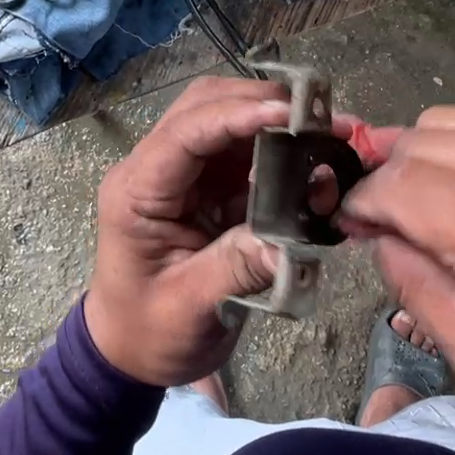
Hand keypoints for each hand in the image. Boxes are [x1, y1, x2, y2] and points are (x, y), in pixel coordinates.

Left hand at [83, 76, 297, 386]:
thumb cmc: (148, 331)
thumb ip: (238, 266)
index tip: (289, 113)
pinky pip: (243, 152)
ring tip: (323, 133)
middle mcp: (155, 168)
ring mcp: (183, 173)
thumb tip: (290, 242)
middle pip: (202, 107)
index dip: (236, 116)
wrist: (131, 350)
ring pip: (225, 120)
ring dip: (272, 121)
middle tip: (318, 118)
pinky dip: (276, 150)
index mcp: (137, 190)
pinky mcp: (207, 186)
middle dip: (259, 103)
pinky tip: (309, 160)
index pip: (184, 133)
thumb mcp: (191, 307)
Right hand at [340, 104, 454, 454]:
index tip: (347, 221)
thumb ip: (415, 286)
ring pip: (442, 121)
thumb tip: (378, 234)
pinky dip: (450, 144)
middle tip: (376, 219)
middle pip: (414, 143)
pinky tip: (453, 182)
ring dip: (412, 155)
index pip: (399, 184)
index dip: (360, 200)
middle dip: (380, 177)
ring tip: (413, 201)